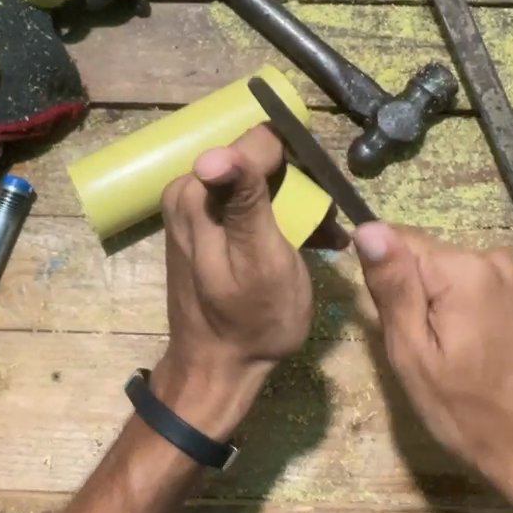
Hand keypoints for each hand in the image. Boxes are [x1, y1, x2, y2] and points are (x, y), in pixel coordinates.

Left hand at [152, 126, 312, 439]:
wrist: (219, 370)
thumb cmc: (251, 320)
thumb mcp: (260, 259)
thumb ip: (243, 202)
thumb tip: (216, 153)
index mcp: (197, 191)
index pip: (259, 142)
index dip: (298, 164)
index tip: (321, 198)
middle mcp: (188, 188)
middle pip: (258, 160)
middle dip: (298, 186)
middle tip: (324, 225)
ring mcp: (194, 208)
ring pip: (258, 182)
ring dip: (295, 204)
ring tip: (323, 236)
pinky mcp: (203, 226)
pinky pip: (247, 204)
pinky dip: (279, 218)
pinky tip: (309, 241)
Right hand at [354, 223, 512, 502]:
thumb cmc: (468, 411)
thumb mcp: (413, 354)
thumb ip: (392, 286)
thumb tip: (367, 229)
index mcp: (463, 270)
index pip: (396, 240)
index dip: (384, 279)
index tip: (393, 323)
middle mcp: (492, 259)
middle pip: (422, 258)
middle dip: (409, 295)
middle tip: (416, 348)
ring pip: (442, 274)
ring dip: (432, 306)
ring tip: (441, 355)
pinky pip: (467, 287)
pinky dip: (456, 312)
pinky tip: (466, 353)